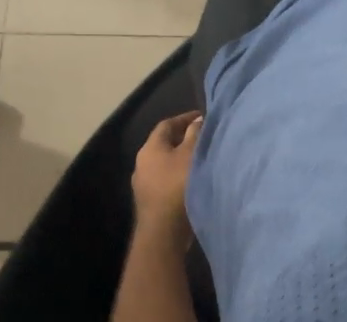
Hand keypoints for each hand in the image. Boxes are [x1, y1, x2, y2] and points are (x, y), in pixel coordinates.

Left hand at [131, 112, 201, 254]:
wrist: (163, 230)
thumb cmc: (177, 184)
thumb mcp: (191, 153)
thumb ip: (195, 133)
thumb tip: (197, 120)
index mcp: (150, 148)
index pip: (167, 124)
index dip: (185, 118)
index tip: (203, 117)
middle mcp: (142, 163)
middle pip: (164, 143)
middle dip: (184, 137)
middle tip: (204, 135)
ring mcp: (143, 184)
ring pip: (165, 162)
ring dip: (181, 157)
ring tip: (201, 156)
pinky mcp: (150, 200)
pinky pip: (165, 178)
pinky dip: (178, 173)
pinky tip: (192, 177)